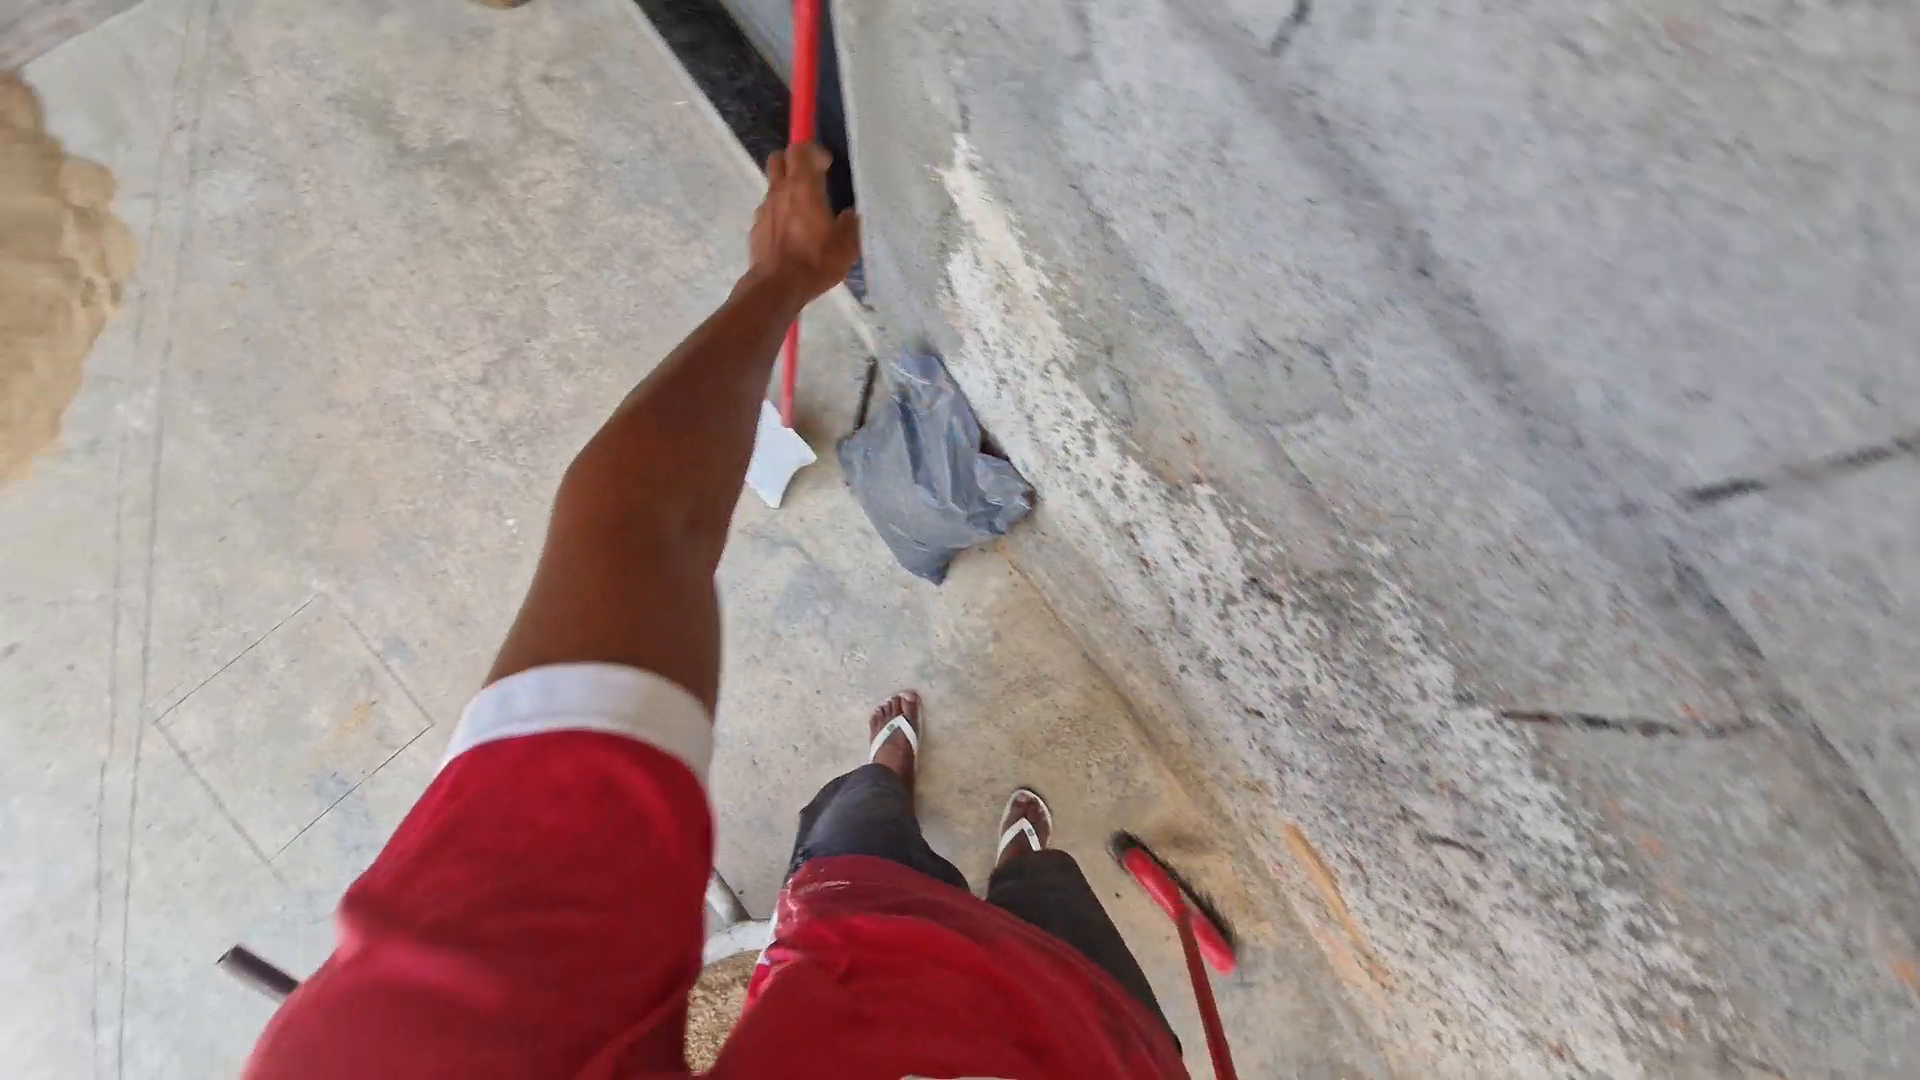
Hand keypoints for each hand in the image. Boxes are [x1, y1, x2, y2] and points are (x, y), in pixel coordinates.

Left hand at [747, 143, 859, 303]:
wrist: (779, 286)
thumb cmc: (816, 260)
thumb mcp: (847, 245)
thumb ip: (850, 224)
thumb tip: (849, 215)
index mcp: (804, 187)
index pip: (801, 150)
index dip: (813, 150)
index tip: (826, 162)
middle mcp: (780, 191)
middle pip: (779, 159)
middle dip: (793, 161)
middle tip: (809, 176)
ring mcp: (764, 210)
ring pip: (773, 187)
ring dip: (786, 191)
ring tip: (803, 213)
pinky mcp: (757, 229)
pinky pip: (768, 213)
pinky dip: (779, 216)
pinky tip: (791, 235)